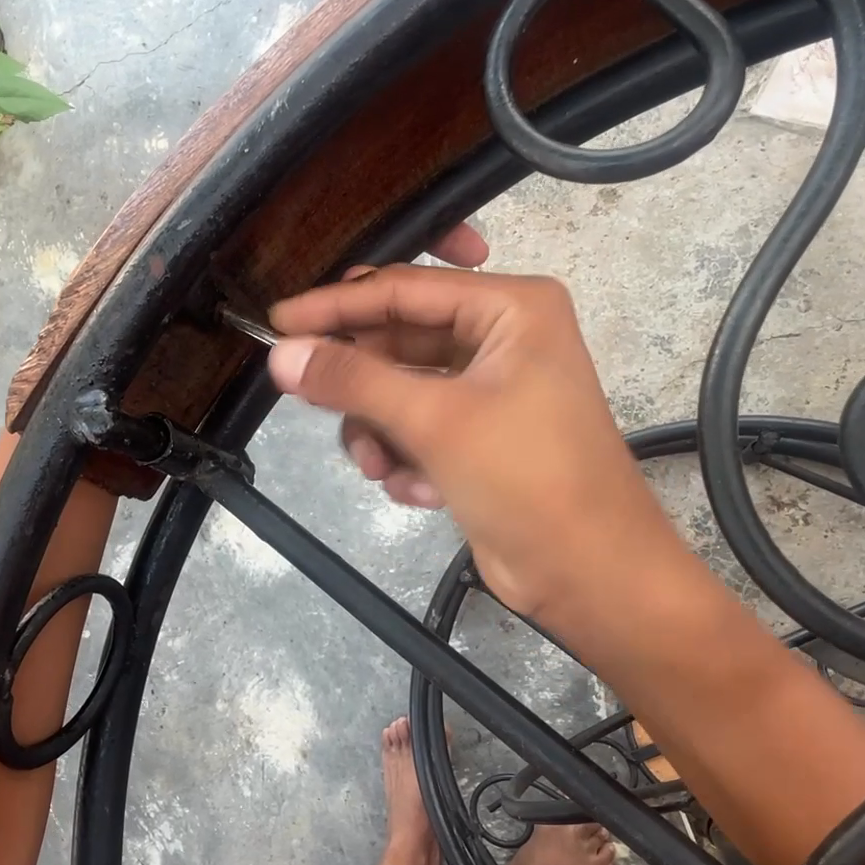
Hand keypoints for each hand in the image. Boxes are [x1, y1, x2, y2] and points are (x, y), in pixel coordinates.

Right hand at [266, 264, 691, 628]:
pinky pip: (415, 428)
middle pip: (397, 343)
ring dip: (380, 432)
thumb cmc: (526, 479)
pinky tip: (418, 490)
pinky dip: (405, 458)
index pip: (403, 291)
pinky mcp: (476, 437)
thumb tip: (280, 354)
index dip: (335, 307)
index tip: (276, 322)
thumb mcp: (434, 421)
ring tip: (380, 468)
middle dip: (363, 389)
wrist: (588, 574)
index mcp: (510, 309)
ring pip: (398, 392)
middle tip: (312, 404)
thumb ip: (353, 381)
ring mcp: (488, 390)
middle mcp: (500, 339)